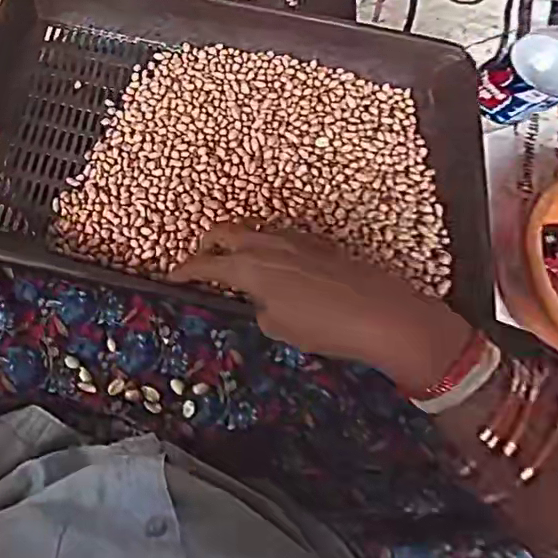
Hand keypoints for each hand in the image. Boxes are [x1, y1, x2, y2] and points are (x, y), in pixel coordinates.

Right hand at [167, 224, 473, 393]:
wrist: (385, 316)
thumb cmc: (324, 326)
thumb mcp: (278, 327)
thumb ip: (258, 307)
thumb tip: (261, 299)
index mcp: (247, 266)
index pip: (203, 264)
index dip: (184, 271)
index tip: (172, 277)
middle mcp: (265, 244)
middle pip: (223, 232)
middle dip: (207, 245)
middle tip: (203, 262)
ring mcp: (293, 239)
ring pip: (253, 231)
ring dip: (239, 243)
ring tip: (240, 265)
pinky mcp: (318, 243)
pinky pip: (280, 238)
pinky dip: (268, 248)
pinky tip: (279, 269)